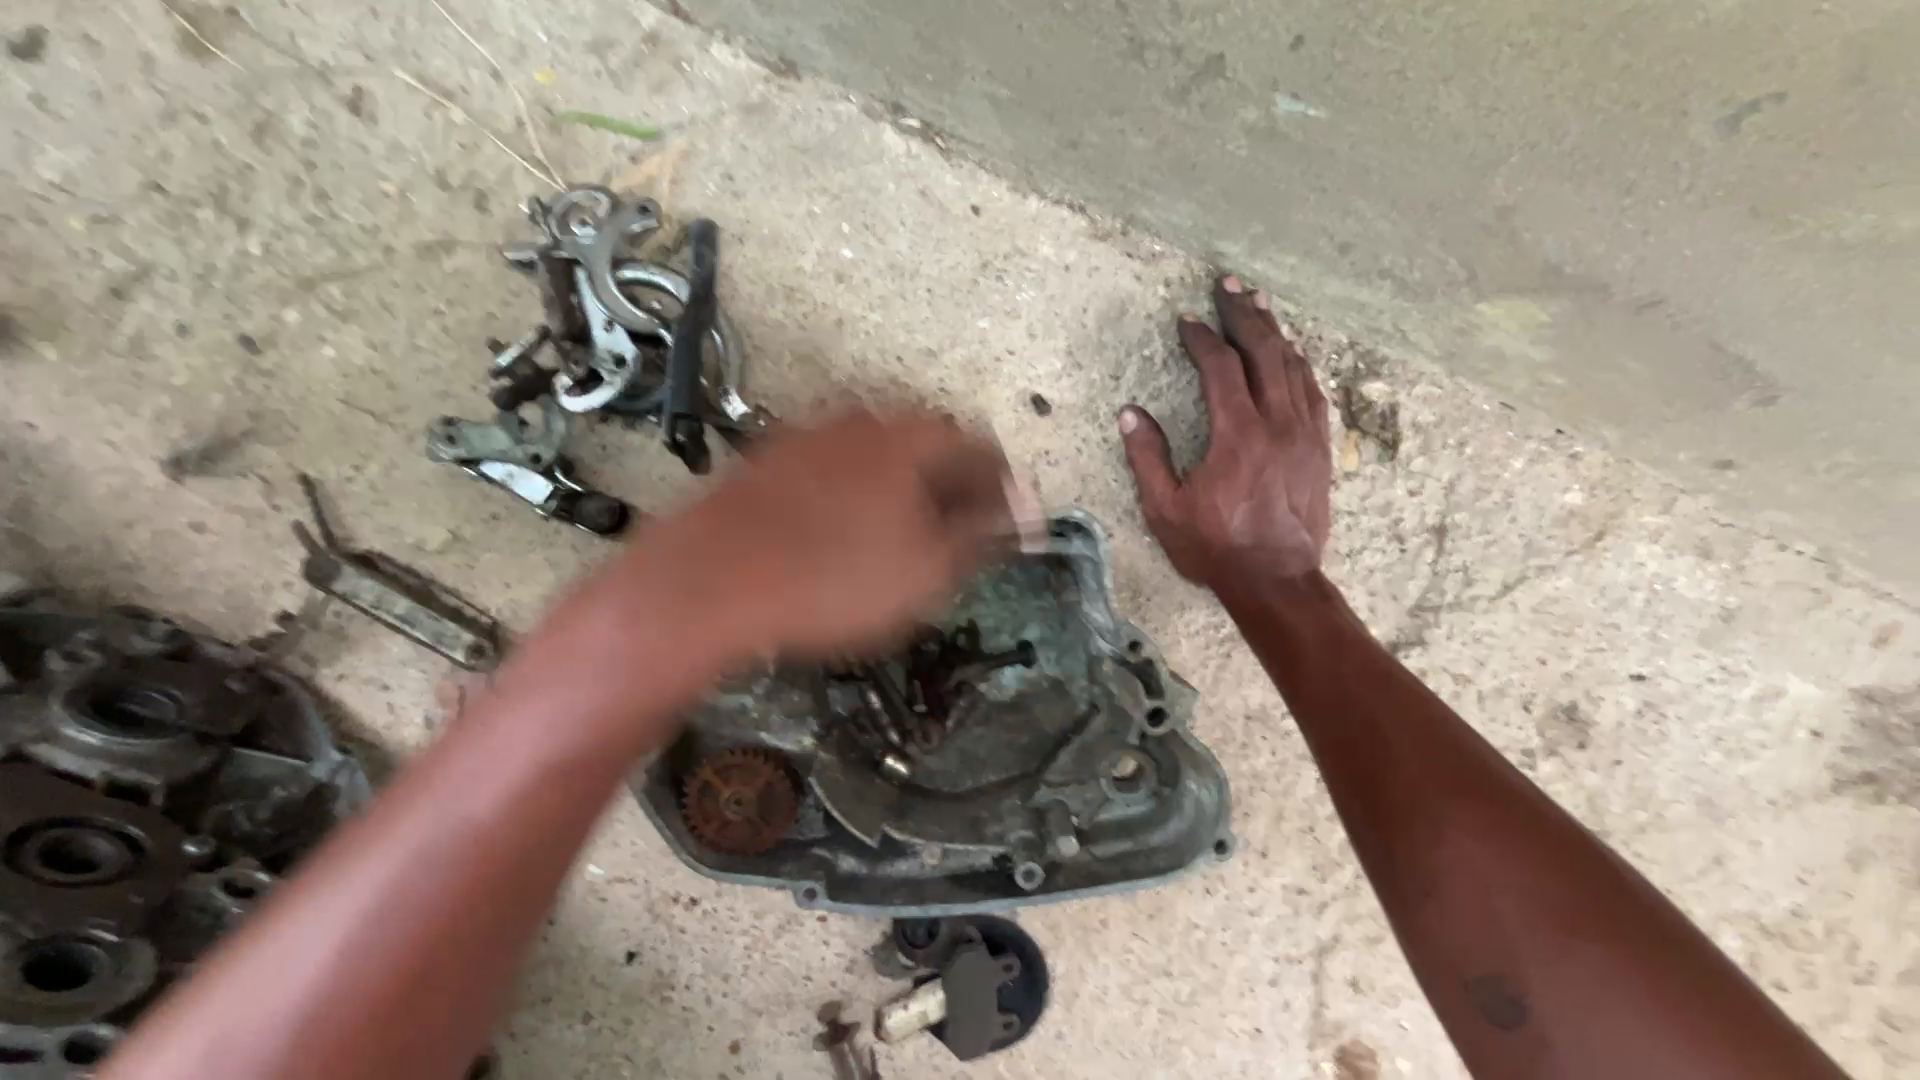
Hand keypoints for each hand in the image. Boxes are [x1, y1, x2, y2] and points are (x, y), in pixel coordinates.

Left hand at [636, 408, 1013, 658]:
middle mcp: (863, 423)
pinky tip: (847, 536)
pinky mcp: (772, 462)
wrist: (712, 582)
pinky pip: (836, 473)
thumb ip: (980, 535)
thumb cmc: (833, 578)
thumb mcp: (927, 570)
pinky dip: (858, 497)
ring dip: (905, 491)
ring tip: (906, 541)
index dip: (1005, 488)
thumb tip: (1016, 514)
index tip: (1012, 522)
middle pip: (929, 445)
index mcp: (911, 439)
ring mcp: (811, 437)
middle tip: (962, 533)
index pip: (981, 448)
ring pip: (880, 458)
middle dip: (954, 486)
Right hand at [1120, 276, 1331, 587]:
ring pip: (1294, 366)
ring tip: (1258, 304)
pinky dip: (1299, 364)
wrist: (1277, 580)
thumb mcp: (1165, 509)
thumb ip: (1147, 457)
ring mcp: (1306, 434)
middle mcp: (1277, 423)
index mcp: (1237, 435)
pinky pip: (1313, 392)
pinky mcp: (1321, 449)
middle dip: (1244, 314)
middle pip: (1265, 352)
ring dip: (1274, 331)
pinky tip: (1291, 352)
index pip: (1220, 368)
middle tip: (1228, 285)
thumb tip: (1130, 413)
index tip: (1186, 320)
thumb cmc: (1215, 548)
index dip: (1202, 338)